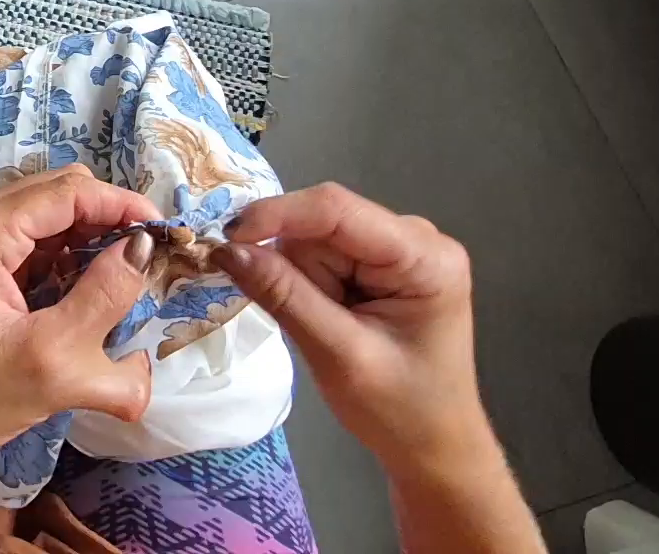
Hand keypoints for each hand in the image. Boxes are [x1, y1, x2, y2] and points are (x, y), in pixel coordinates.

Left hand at [0, 164, 160, 480]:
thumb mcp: (46, 360)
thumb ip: (101, 298)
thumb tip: (144, 248)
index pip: (71, 190)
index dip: (123, 206)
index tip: (168, 237)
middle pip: (62, 195)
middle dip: (109, 223)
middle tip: (148, 265)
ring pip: (51, 218)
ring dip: (90, 242)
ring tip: (122, 286)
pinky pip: (35, 243)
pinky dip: (68, 260)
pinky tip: (85, 297)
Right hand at [212, 182, 492, 474]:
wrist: (433, 448)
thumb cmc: (400, 411)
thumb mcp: (339, 356)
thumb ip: (285, 297)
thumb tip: (225, 250)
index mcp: (423, 256)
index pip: (335, 209)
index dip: (275, 215)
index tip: (225, 241)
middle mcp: (412, 236)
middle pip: (319, 222)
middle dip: (293, 263)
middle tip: (303, 318)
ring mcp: (393, 243)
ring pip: (311, 234)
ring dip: (297, 275)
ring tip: (323, 323)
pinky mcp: (375, 257)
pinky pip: (316, 248)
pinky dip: (303, 278)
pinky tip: (324, 311)